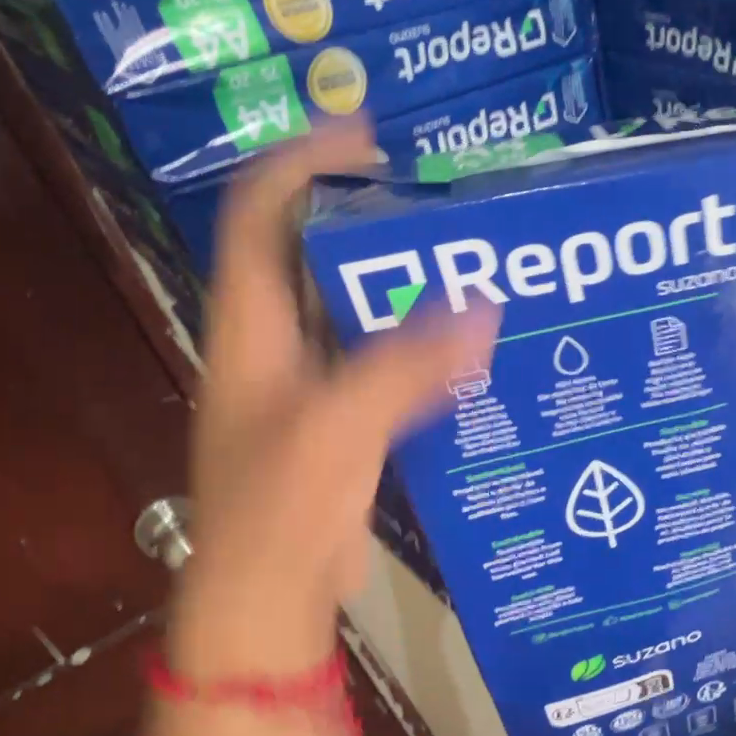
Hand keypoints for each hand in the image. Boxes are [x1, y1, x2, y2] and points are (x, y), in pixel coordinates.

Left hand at [175, 119, 499, 674]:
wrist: (270, 597)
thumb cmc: (281, 508)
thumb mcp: (339, 426)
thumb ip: (408, 363)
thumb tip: (484, 305)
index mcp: (250, 326)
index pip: (260, 211)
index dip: (305, 160)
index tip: (373, 139)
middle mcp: (274, 341)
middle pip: (314, 254)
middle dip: (373, 221)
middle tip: (448, 207)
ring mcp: (309, 383)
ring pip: (355, 309)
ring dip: (405, 286)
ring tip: (471, 266)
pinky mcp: (342, 420)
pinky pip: (383, 361)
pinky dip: (421, 345)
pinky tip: (471, 348)